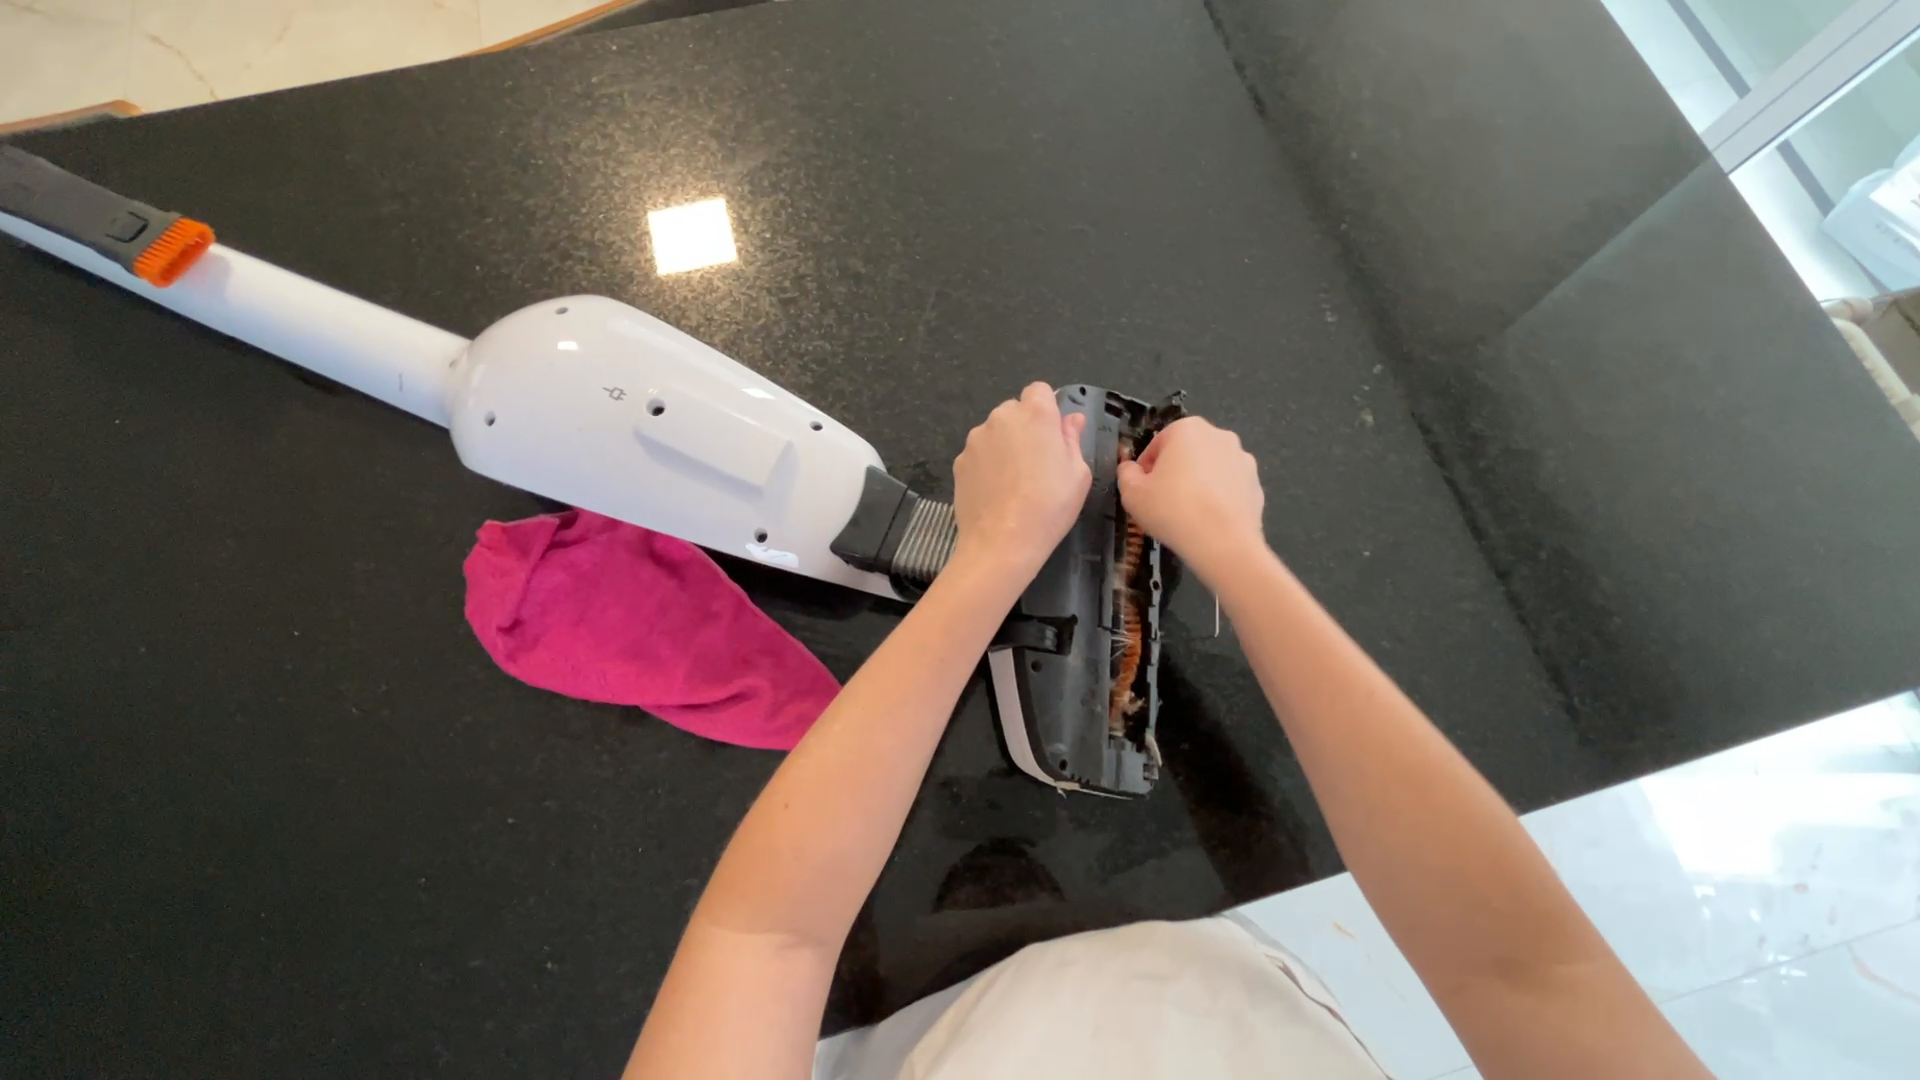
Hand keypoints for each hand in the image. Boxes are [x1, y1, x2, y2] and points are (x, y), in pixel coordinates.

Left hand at [951, 382, 1091, 581]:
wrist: (1001, 542)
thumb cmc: (1049, 507)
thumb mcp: (1078, 474)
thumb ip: (1072, 439)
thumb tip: (1072, 420)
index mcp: (1035, 414)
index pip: (1039, 390)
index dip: (1047, 410)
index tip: (1053, 436)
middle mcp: (1001, 417)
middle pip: (1014, 410)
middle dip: (1024, 428)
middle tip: (1036, 462)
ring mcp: (975, 439)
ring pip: (994, 433)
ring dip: (1004, 446)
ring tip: (1014, 482)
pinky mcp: (959, 461)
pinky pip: (978, 455)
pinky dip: (986, 465)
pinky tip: (995, 492)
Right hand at [1116, 416, 1265, 581]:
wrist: (1223, 544)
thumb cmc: (1173, 511)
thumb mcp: (1131, 493)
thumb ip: (1126, 474)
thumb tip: (1131, 469)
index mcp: (1187, 429)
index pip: (1157, 444)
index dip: (1145, 468)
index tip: (1142, 490)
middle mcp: (1219, 436)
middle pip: (1187, 453)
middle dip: (1174, 472)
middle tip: (1162, 501)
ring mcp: (1243, 459)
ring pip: (1210, 469)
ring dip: (1197, 484)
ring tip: (1186, 514)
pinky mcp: (1256, 484)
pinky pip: (1229, 488)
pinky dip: (1218, 499)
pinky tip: (1207, 520)